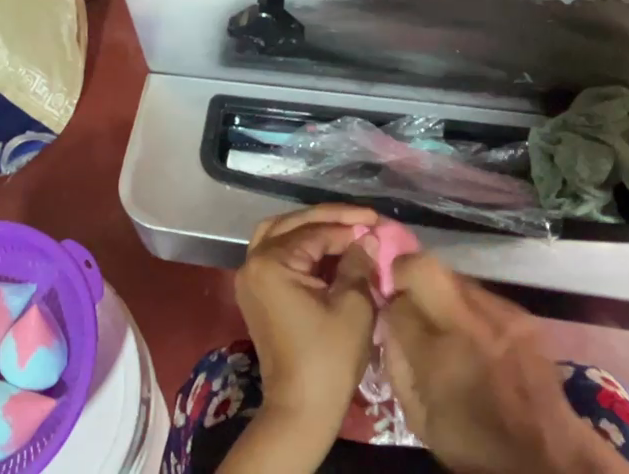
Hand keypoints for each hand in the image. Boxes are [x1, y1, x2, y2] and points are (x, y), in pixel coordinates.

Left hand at [234, 204, 379, 434]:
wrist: (301, 409)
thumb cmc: (329, 358)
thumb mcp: (353, 305)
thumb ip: (358, 263)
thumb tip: (366, 238)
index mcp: (271, 262)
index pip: (314, 230)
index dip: (348, 224)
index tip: (378, 221)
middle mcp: (252, 262)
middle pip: (291, 224)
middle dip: (328, 220)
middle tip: (363, 220)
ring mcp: (250, 278)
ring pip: (279, 236)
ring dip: (312, 231)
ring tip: (346, 231)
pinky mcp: (255, 294)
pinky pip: (276, 257)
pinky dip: (301, 250)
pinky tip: (329, 253)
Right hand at [382, 253, 628, 473]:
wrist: (548, 456)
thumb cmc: (475, 444)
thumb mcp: (418, 418)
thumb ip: (397, 364)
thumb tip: (390, 324)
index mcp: (439, 358)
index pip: (398, 304)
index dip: (389, 304)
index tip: (389, 310)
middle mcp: (470, 325)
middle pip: (424, 267)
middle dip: (406, 273)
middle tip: (404, 293)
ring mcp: (501, 315)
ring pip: (453, 275)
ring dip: (439, 290)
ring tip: (442, 319)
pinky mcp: (522, 314)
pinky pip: (480, 293)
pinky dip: (467, 304)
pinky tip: (472, 331)